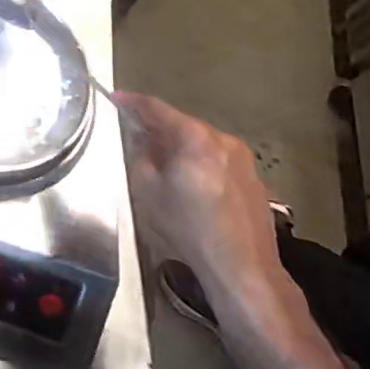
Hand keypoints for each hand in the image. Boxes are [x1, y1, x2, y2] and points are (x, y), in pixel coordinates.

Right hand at [116, 92, 282, 298]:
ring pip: (202, 143)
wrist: (243, 269)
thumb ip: (139, 156)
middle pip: (182, 125)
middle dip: (158, 130)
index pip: (156, 108)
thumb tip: (141, 142)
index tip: (115, 98)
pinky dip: (201, 165)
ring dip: (181, 149)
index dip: (132, 102)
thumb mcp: (147, 191)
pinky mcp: (255, 180)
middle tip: (136, 139)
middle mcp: (223, 139)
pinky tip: (193, 189)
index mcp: (194, 136)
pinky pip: (219, 161)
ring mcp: (244, 159)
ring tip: (164, 168)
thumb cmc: (189, 228)